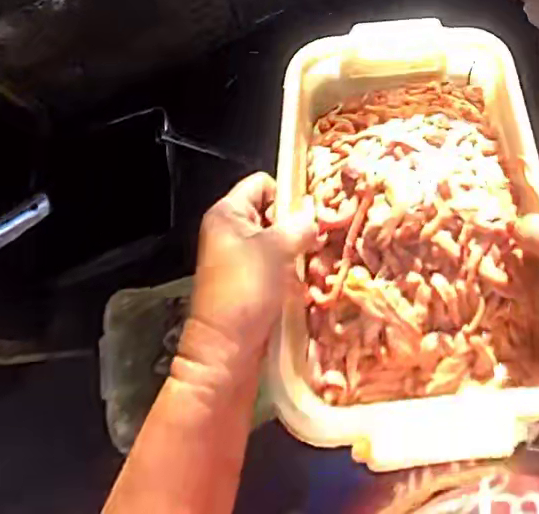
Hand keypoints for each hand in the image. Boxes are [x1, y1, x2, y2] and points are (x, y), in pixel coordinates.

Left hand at [181, 172, 313, 386]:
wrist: (223, 356)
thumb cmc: (245, 292)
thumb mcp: (277, 250)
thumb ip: (299, 225)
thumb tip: (315, 214)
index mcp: (228, 213)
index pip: (262, 183)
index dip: (286, 194)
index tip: (306, 216)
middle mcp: (231, 231)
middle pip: (272, 213)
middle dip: (297, 227)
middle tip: (316, 244)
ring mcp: (239, 260)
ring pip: (278, 243)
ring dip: (298, 254)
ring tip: (314, 268)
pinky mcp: (248, 285)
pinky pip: (276, 268)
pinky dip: (290, 274)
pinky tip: (305, 288)